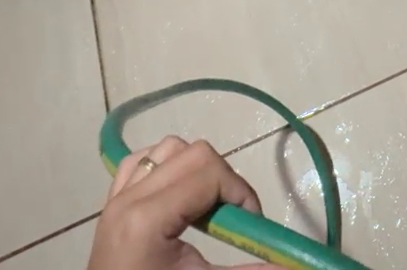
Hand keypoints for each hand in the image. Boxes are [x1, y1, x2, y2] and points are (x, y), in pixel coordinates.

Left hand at [87, 136, 271, 269]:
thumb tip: (295, 267)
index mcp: (147, 220)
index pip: (210, 173)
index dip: (240, 192)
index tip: (253, 222)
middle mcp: (130, 199)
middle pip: (194, 152)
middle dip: (224, 178)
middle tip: (233, 215)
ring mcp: (116, 199)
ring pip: (169, 148)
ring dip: (196, 168)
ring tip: (205, 206)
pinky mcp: (111, 204)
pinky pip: (141, 160)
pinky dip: (166, 166)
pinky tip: (176, 193)